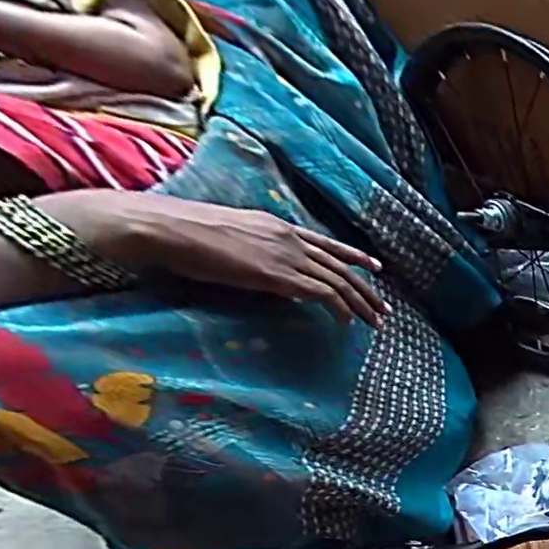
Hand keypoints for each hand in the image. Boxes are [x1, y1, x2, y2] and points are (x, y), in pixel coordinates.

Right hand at [44, 191, 389, 325]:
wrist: (163, 227)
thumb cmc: (185, 233)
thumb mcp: (234, 237)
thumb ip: (261, 251)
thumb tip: (274, 272)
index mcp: (278, 226)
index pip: (328, 243)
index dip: (356, 257)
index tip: (376, 268)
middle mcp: (290, 238)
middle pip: (342, 268)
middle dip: (367, 291)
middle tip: (384, 311)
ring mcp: (287, 256)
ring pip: (340, 282)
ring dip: (361, 305)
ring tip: (374, 323)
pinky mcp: (280, 275)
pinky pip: (324, 294)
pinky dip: (340, 309)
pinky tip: (346, 323)